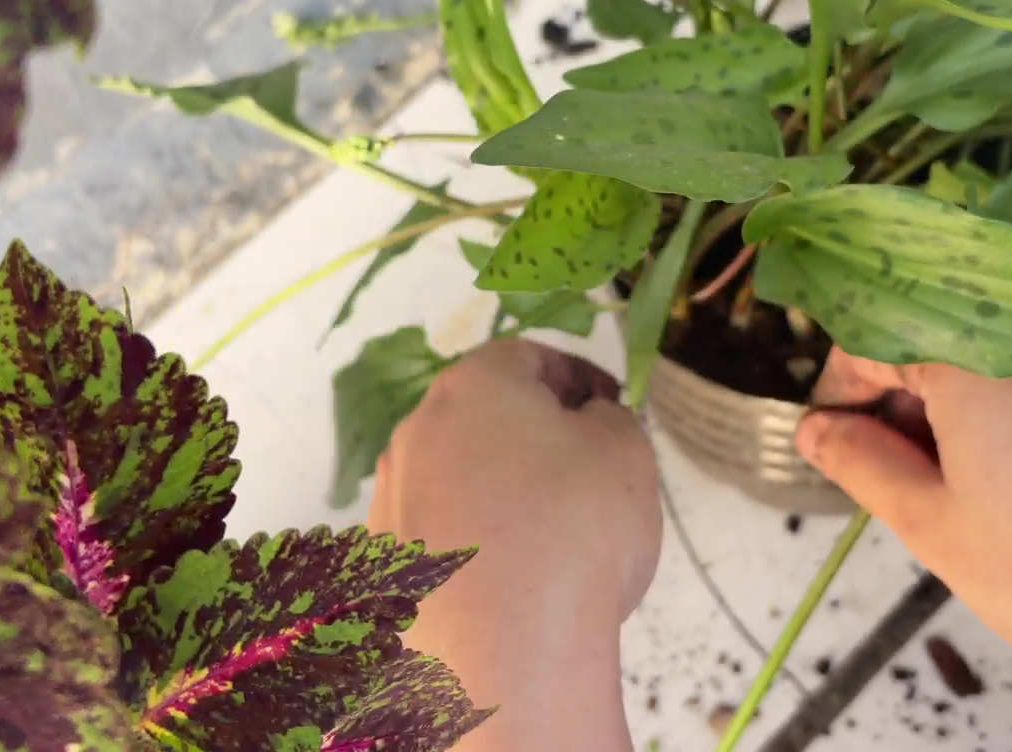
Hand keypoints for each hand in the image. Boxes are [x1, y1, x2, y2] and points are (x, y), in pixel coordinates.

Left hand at [369, 337, 660, 617]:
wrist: (505, 656)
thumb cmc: (574, 525)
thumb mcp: (624, 448)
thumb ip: (609, 415)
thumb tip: (588, 419)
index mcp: (474, 384)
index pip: (528, 355)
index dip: (578, 374)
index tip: (610, 403)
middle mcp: (420, 429)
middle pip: (488, 410)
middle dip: (539, 426)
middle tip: (586, 460)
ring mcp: (395, 493)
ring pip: (462, 468)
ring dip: (505, 479)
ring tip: (552, 525)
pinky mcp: (387, 559)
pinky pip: (444, 522)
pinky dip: (478, 529)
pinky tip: (514, 569)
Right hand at [798, 350, 1011, 683]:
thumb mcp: (928, 520)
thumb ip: (857, 461)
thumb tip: (814, 429)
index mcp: (968, 357)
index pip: (873, 342)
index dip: (843, 390)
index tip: (839, 437)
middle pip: (932, 346)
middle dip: (899, 401)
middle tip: (900, 472)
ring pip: (990, 364)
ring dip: (955, 408)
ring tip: (966, 482)